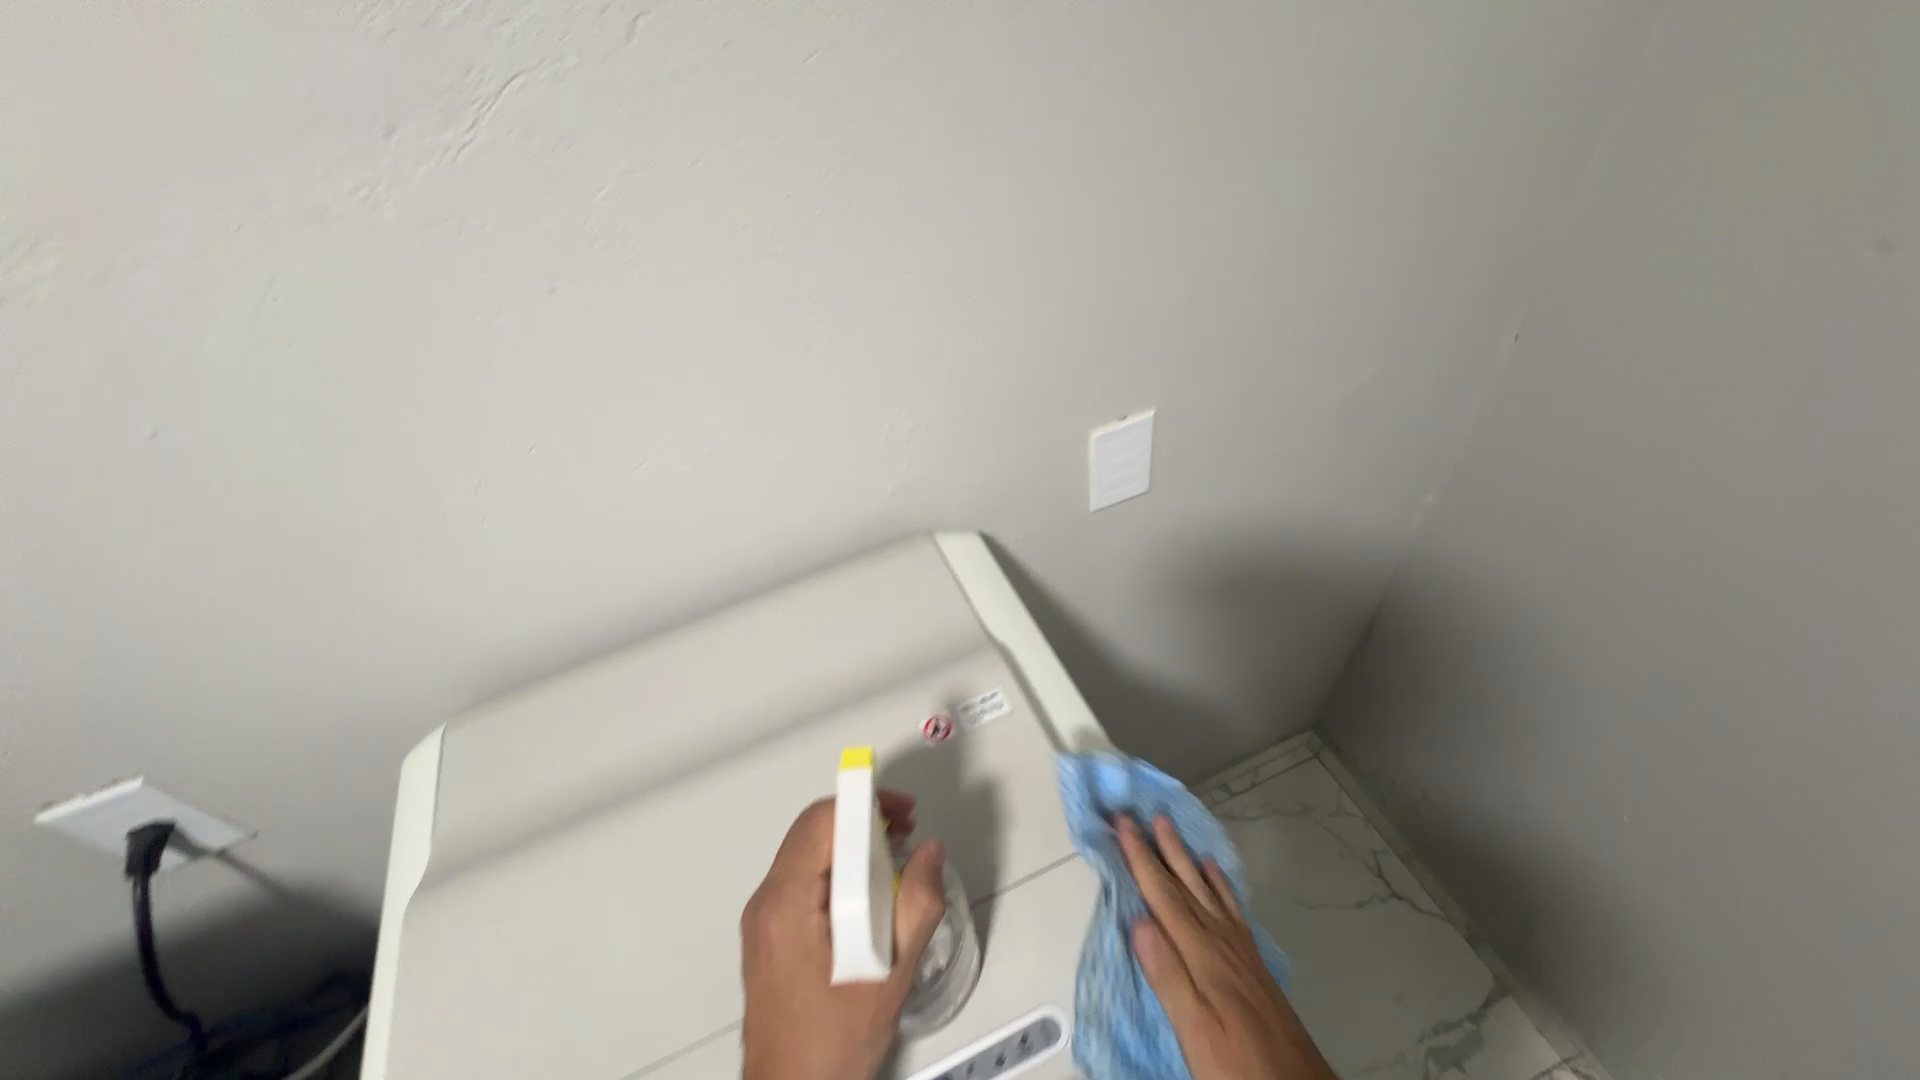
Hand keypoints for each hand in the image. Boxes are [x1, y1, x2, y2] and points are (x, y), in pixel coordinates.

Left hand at [741, 790, 948, 1079]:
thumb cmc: (835, 1039)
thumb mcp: (890, 972)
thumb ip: (916, 905)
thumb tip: (929, 851)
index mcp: (787, 904)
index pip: (821, 823)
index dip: (865, 803)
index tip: (903, 810)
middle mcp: (766, 903)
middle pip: (811, 831)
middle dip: (862, 821)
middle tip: (904, 832)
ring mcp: (763, 919)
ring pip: (806, 853)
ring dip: (851, 845)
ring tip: (894, 861)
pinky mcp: (769, 935)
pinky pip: (802, 879)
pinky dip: (836, 871)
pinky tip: (868, 894)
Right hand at [1117, 815, 1336, 1079]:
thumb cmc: (1238, 1062)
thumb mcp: (1194, 1029)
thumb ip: (1168, 976)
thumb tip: (1138, 921)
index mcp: (1201, 954)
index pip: (1163, 896)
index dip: (1141, 858)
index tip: (1123, 824)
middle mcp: (1221, 941)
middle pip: (1184, 885)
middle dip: (1160, 848)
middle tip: (1143, 814)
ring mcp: (1239, 948)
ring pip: (1206, 889)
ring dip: (1185, 857)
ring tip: (1171, 828)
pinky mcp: (1251, 961)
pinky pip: (1231, 907)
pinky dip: (1218, 884)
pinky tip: (1212, 870)